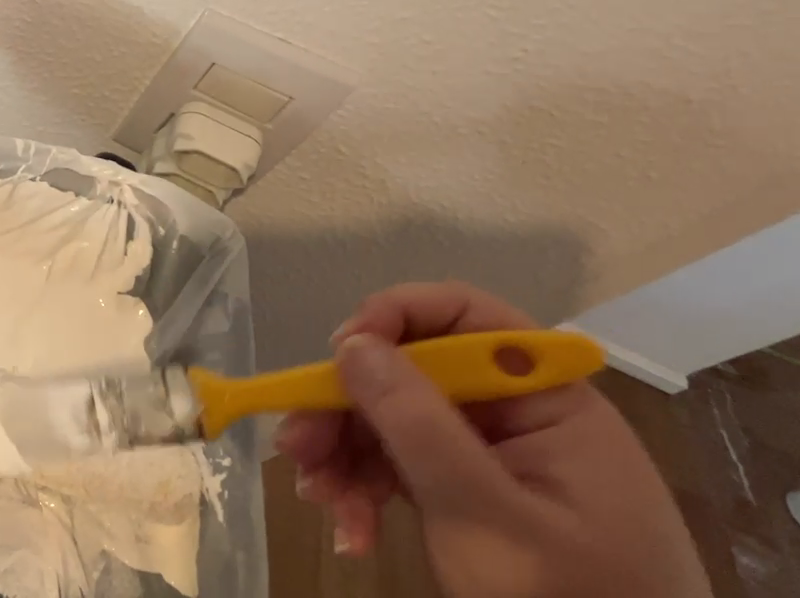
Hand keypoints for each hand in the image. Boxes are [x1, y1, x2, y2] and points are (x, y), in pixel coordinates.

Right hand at [275, 282, 711, 597]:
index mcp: (547, 403)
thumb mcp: (485, 515)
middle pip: (408, 373)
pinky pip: (395, 463)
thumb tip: (352, 343)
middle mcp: (515, 416)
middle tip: (297, 444)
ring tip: (317, 498)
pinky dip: (361, 488)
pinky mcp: (465, 491)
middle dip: (344, 407)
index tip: (341, 350)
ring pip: (390, 419)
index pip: (467, 317)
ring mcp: (488, 455)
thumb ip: (419, 426)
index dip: (398, 316)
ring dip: (341, 454)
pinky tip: (349, 527)